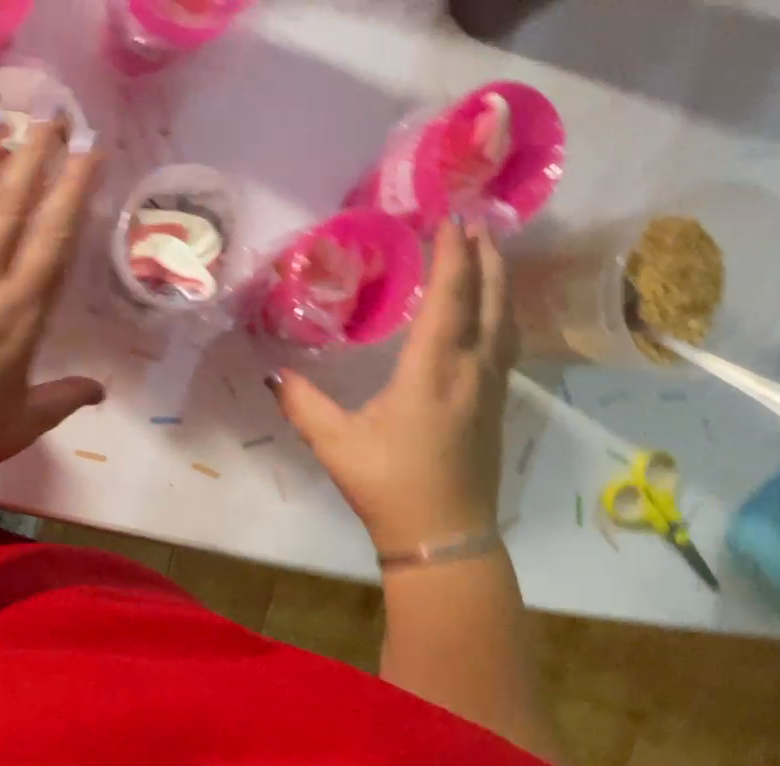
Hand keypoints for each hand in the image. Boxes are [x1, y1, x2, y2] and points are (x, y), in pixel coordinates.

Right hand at [269, 221, 517, 553]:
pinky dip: (501, 313)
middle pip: (491, 299)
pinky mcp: (497, 405)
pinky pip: (506, 342)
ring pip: (506, 320)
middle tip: (475, 222)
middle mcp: (472, 370)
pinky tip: (493, 315)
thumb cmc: (387, 485)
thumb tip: (273, 374)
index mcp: (433, 371)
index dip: (450, 256)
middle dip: (485, 256)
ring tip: (490, 255)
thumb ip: (303, 405)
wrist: (443, 533)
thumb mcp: (335, 445)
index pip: (449, 298)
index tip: (449, 219)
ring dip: (500, 281)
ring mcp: (492, 388)